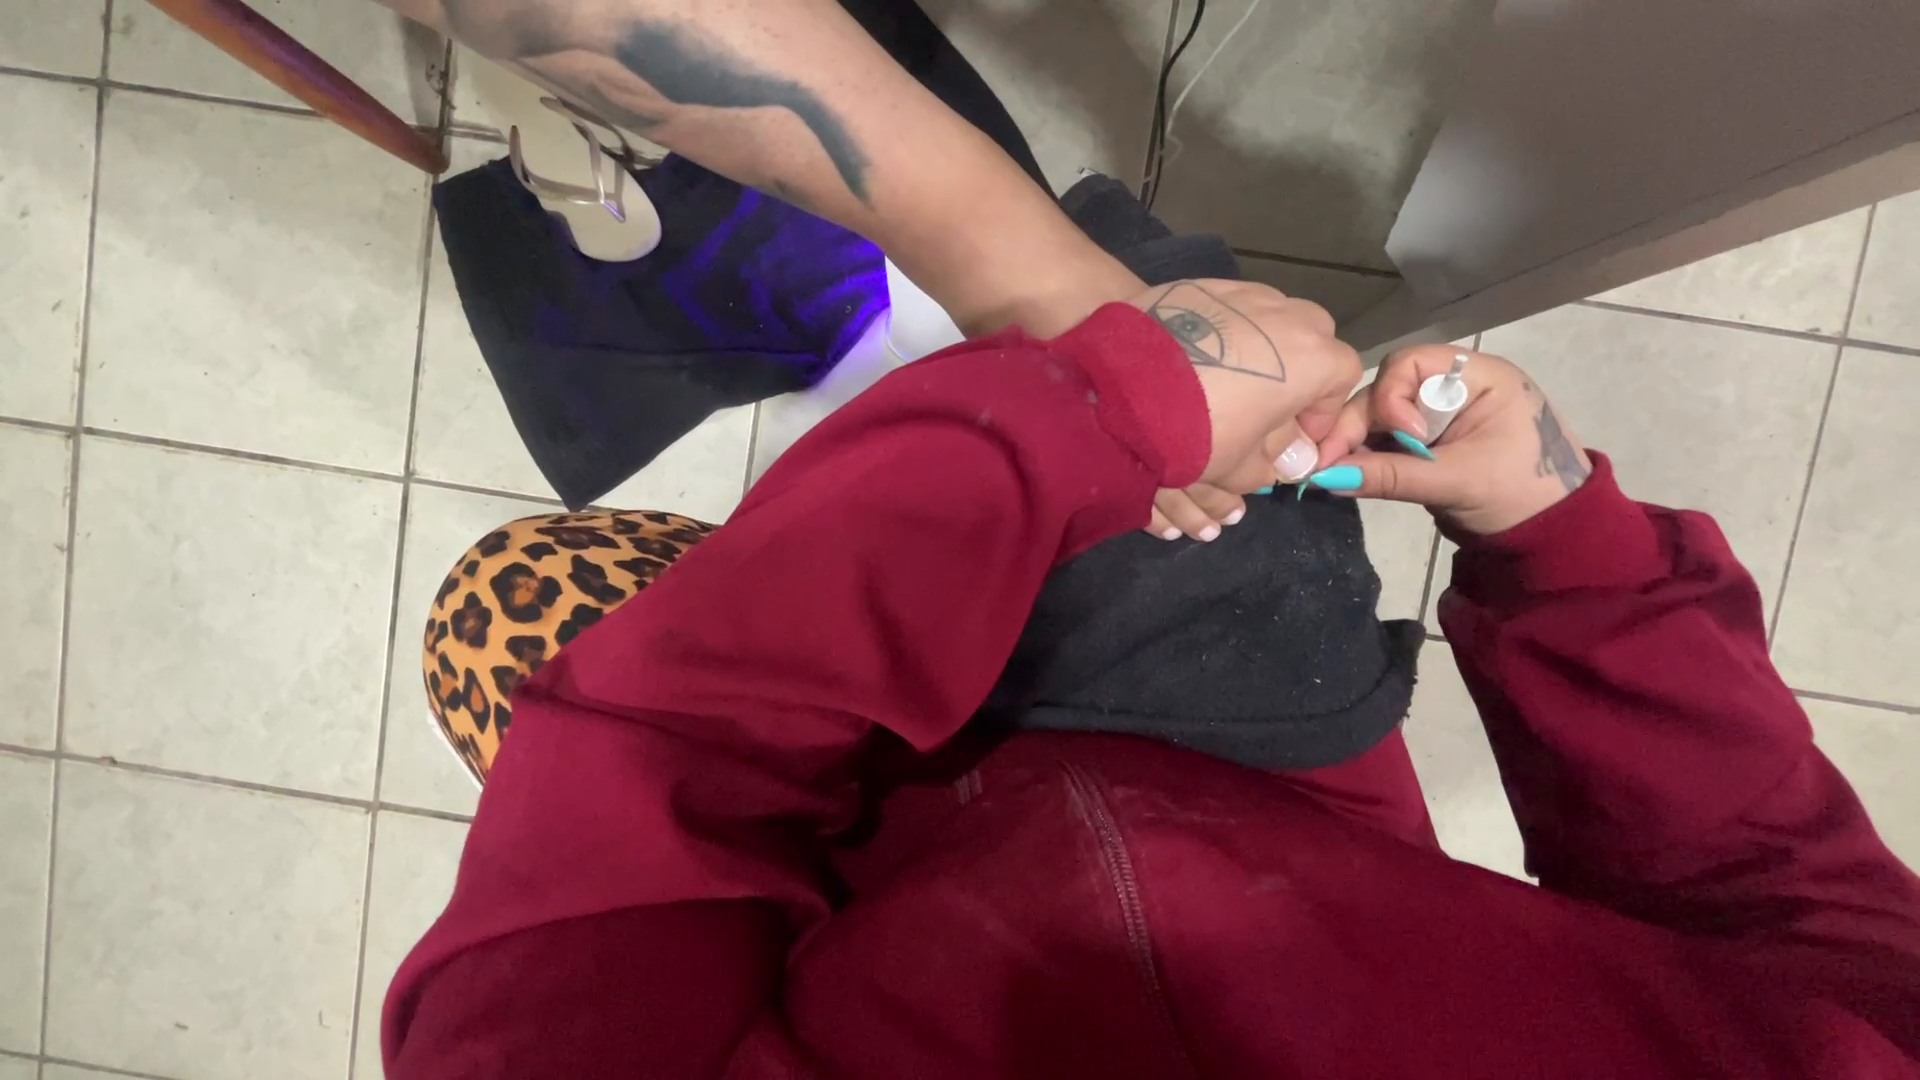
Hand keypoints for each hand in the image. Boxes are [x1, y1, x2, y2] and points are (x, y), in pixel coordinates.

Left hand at [1129, 280, 1361, 539]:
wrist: (1118, 386)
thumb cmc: (1194, 432)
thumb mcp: (1239, 465)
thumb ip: (1277, 462)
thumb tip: (1295, 458)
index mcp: (1313, 357)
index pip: (1341, 379)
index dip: (1319, 414)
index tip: (1294, 441)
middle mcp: (1287, 313)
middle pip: (1309, 342)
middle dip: (1293, 377)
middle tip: (1261, 412)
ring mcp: (1242, 291)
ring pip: (1266, 321)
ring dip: (1257, 353)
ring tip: (1223, 388)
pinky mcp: (1197, 285)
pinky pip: (1223, 312)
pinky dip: (1217, 335)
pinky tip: (1191, 364)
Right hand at [1313, 345, 1592, 535]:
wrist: (1548, 531)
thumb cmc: (1520, 494)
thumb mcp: (1454, 483)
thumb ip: (1389, 476)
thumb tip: (1323, 476)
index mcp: (1477, 378)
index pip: (1410, 364)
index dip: (1390, 396)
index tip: (1397, 437)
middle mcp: (1449, 387)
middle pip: (1384, 390)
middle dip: (1356, 425)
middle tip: (1328, 462)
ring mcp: (1432, 414)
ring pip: (1374, 415)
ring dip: (1352, 442)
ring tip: (1332, 471)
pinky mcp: (1420, 440)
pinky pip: (1378, 437)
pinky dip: (1361, 455)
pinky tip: (1346, 473)